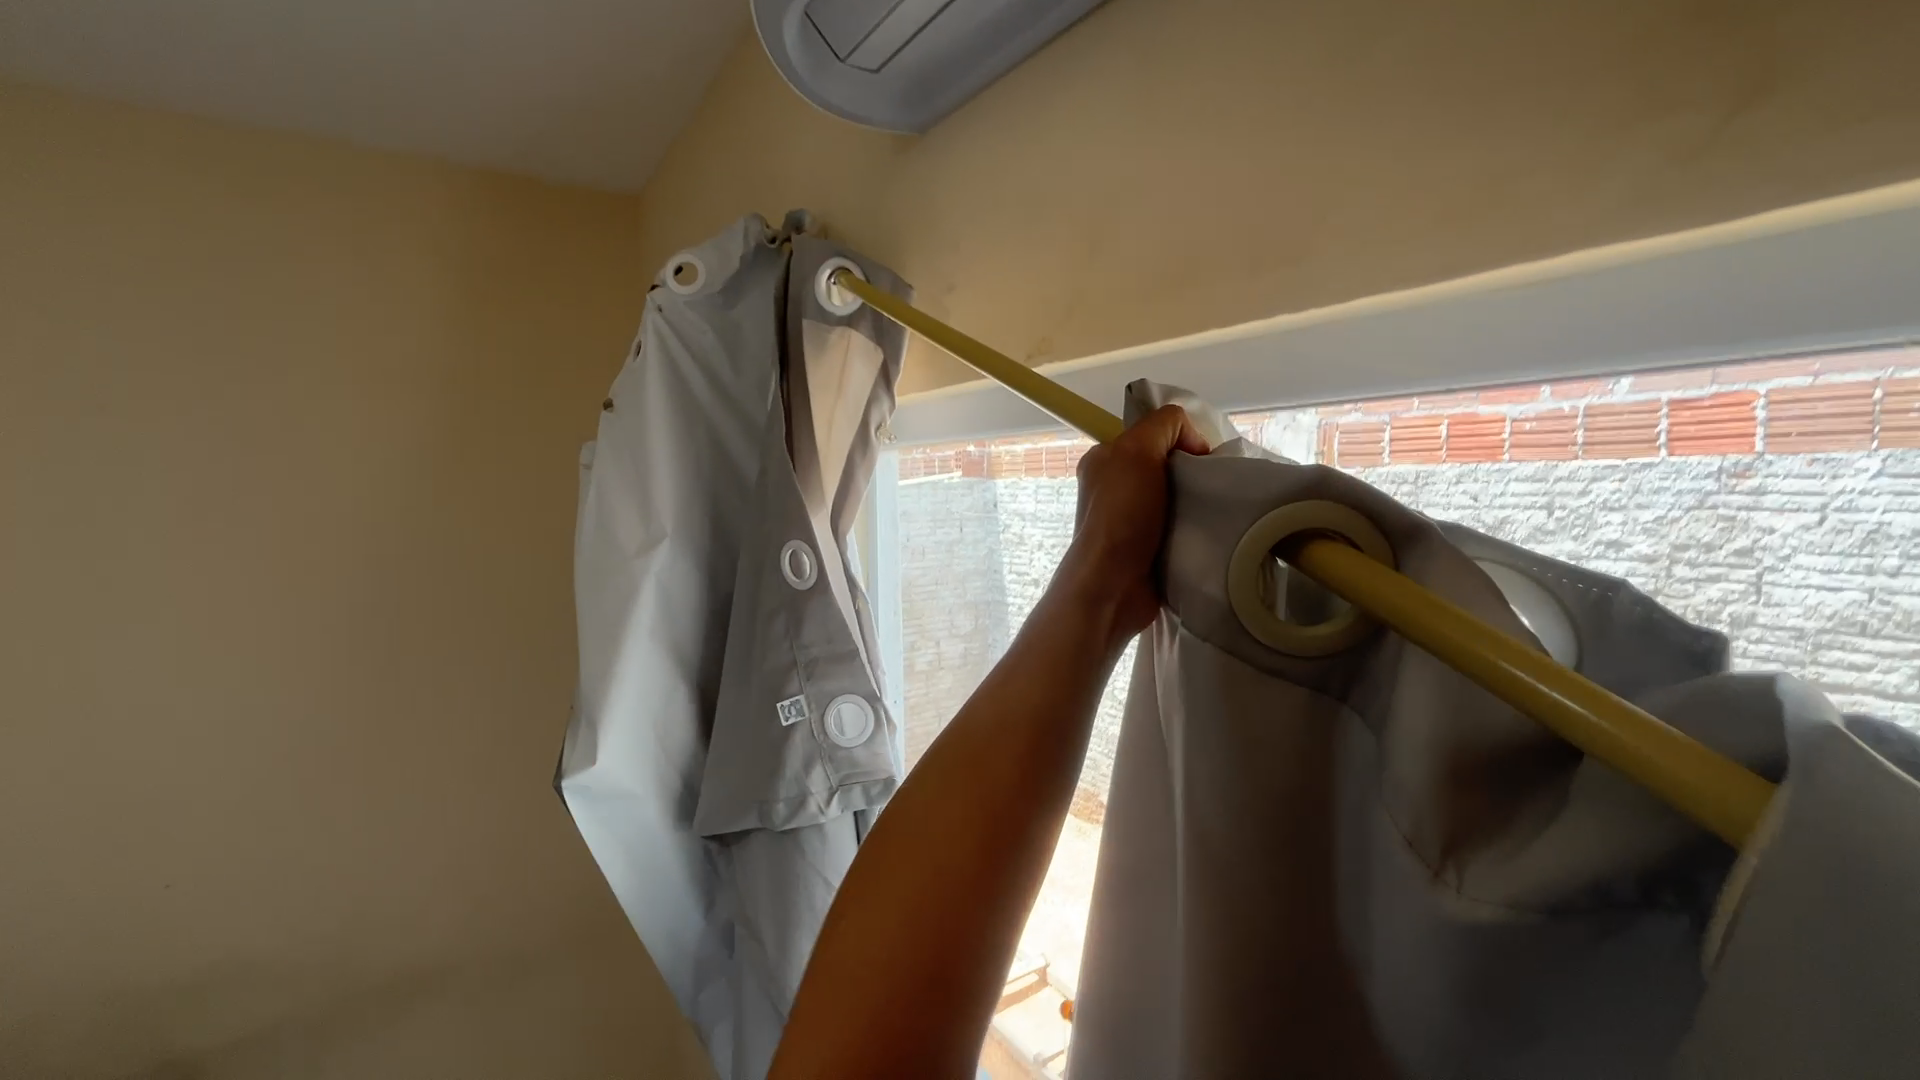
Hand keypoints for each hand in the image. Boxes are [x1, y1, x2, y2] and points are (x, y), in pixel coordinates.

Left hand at [1055, 405, 1209, 647]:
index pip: (1152, 435)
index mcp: (1105, 459)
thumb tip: (1192, 441)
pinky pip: (1181, 529)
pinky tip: (1210, 534)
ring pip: (1178, 498)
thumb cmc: (1121, 515)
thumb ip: (1163, 425)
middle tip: (1215, 487)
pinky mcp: (1149, 550)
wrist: (1113, 586)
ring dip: (1201, 504)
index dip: (1181, 440)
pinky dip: (1197, 530)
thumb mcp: (1137, 451)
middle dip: (1195, 473)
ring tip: (1217, 512)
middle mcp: (1114, 488)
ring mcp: (1131, 521)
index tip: (1200, 459)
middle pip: (1169, 467)